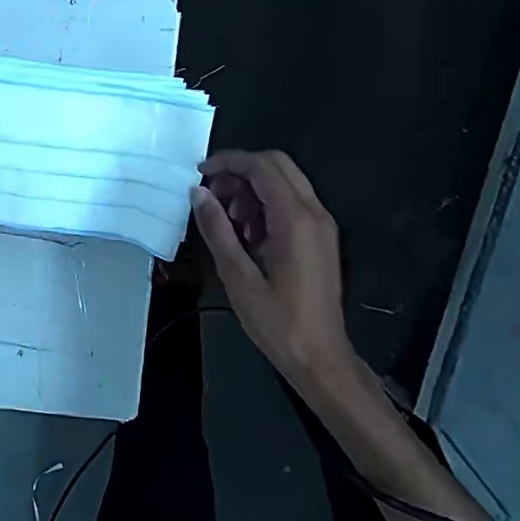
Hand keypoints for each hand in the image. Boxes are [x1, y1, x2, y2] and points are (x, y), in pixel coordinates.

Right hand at [191, 150, 352, 384]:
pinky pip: (291, 202)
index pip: (262, 167)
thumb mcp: (237, 276)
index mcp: (296, 221)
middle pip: (277, 165)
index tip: (199, 174)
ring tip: (225, 218)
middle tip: (211, 195)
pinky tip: (245, 233)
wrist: (321, 358)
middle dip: (239, 171)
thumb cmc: (277, 322)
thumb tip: (197, 193)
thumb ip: (217, 229)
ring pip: (284, 181)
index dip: (228, 162)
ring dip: (251, 188)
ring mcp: (322, 225)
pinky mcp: (320, 237)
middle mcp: (315, 214)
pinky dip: (265, 204)